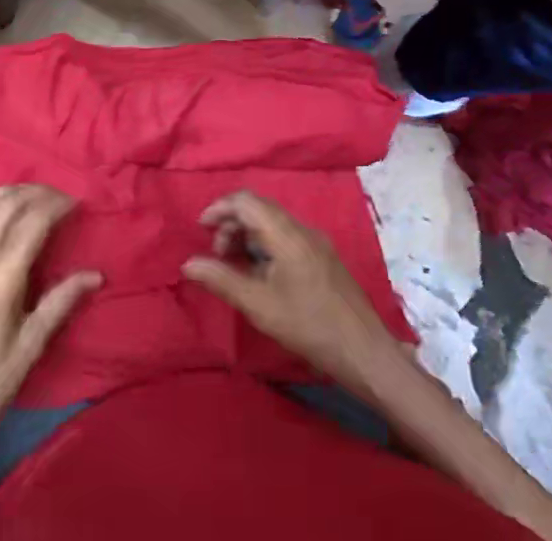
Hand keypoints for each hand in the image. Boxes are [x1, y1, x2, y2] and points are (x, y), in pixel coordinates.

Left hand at [0, 185, 99, 471]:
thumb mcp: (33, 344)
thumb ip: (62, 301)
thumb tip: (96, 274)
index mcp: (1, 279)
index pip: (32, 222)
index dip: (57, 205)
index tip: (77, 203)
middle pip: (3, 206)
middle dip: (34, 193)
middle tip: (58, 197)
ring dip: (0, 193)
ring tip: (23, 196)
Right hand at [182, 191, 401, 392]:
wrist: (363, 350)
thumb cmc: (308, 326)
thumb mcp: (259, 305)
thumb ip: (221, 280)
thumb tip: (188, 264)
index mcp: (288, 234)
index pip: (247, 201)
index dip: (219, 208)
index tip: (200, 229)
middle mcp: (303, 229)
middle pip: (259, 208)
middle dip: (231, 224)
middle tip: (216, 255)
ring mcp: (316, 242)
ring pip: (273, 223)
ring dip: (247, 235)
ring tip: (234, 266)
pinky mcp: (322, 256)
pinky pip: (286, 236)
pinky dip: (264, 244)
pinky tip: (259, 272)